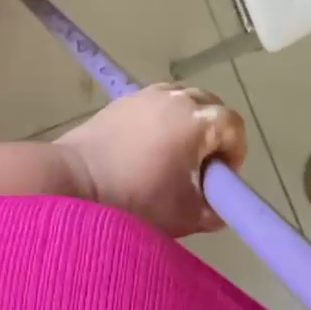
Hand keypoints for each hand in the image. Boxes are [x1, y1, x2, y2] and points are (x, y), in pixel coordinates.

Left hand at [56, 83, 245, 235]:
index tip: (220, 179)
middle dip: (214, 133)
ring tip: (174, 154)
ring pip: (184, 99)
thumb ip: (214, 210)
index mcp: (198, 120)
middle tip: (201, 167)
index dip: (235, 153)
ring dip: (189, 121)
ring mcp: (148, 94)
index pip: (234, 126)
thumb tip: (219, 205)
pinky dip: (164, 117)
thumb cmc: (134, 198)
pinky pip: (158, 101)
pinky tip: (149, 146)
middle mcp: (177, 97)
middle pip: (212, 106)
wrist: (75, 180)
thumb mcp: (186, 215)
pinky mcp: (124, 99)